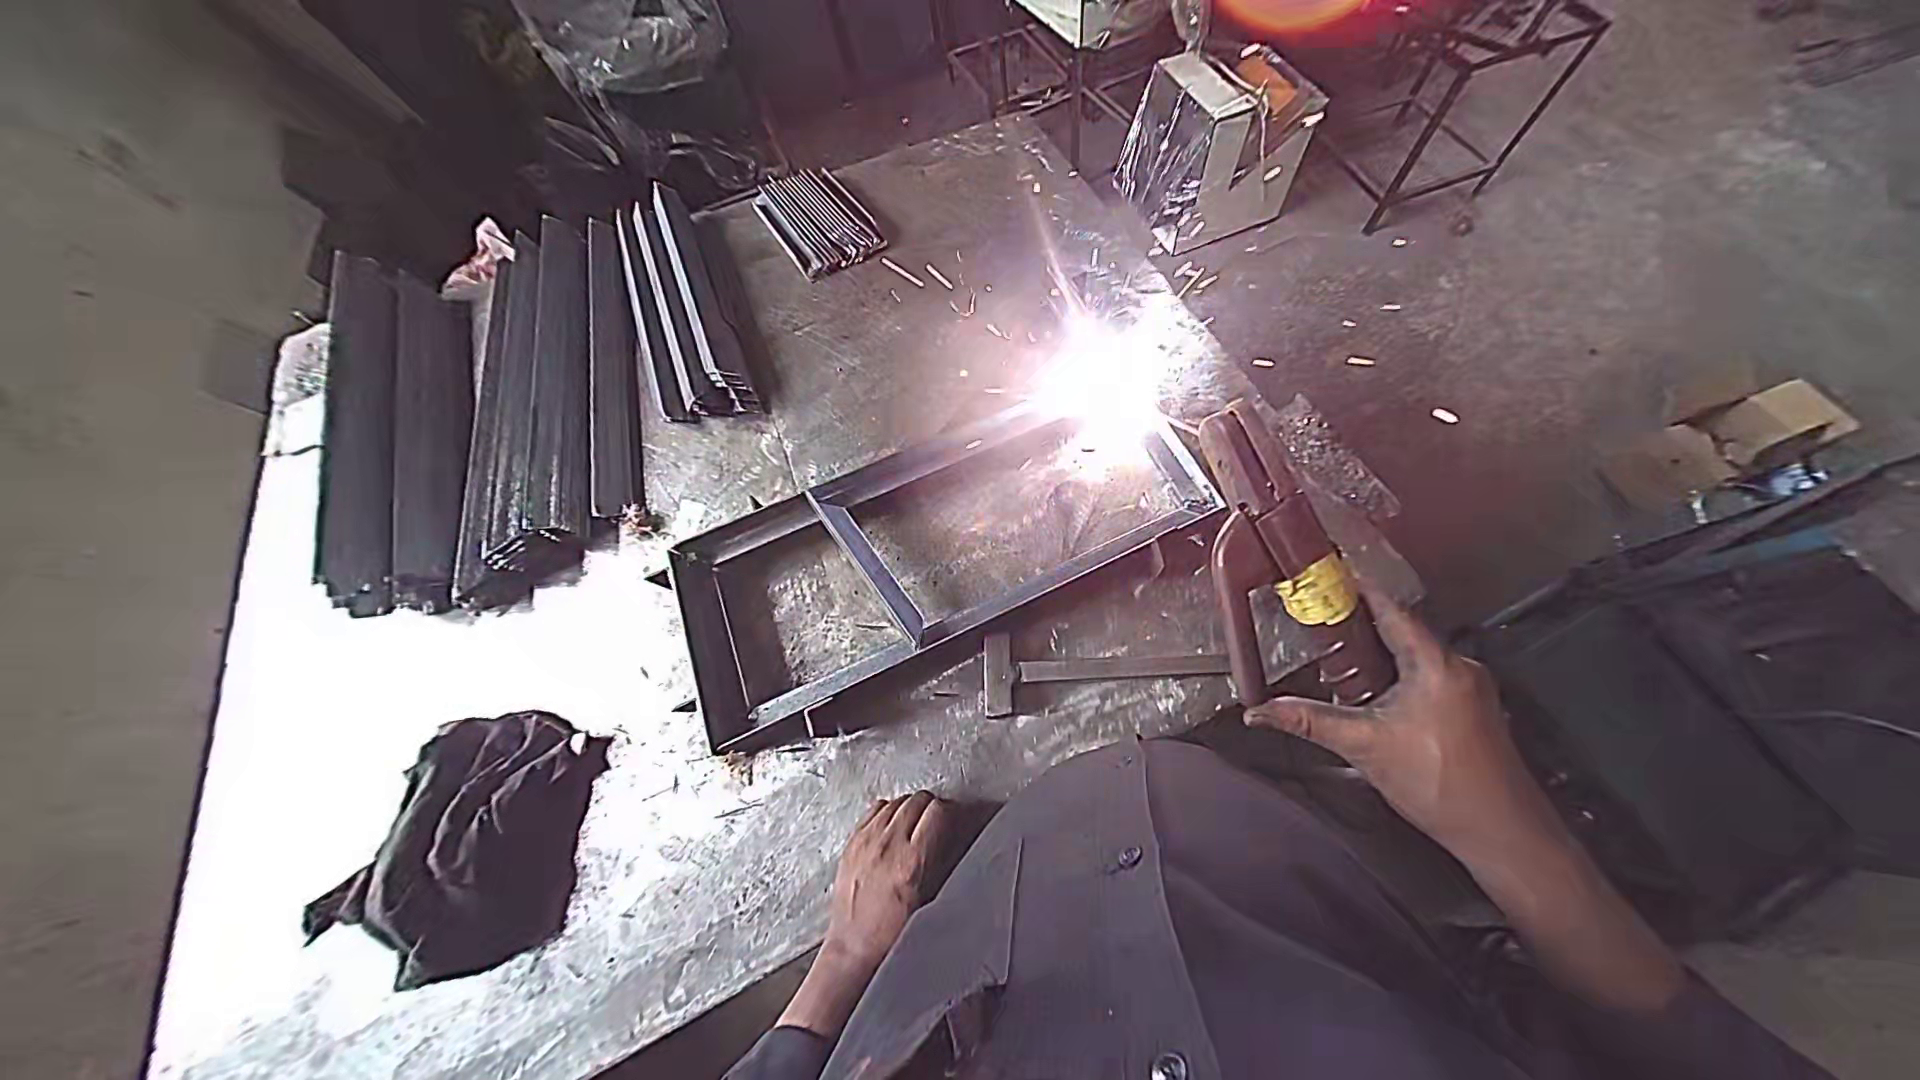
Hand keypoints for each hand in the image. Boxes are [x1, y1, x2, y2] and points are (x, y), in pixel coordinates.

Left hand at [824, 791, 947, 969]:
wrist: (854, 949)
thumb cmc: (893, 934)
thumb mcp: (929, 900)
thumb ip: (942, 862)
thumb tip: (956, 834)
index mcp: (912, 862)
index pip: (937, 811)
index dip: (950, 812)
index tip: (955, 819)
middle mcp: (888, 845)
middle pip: (918, 800)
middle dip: (932, 807)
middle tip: (937, 822)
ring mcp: (867, 840)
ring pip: (897, 801)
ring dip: (910, 808)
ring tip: (915, 825)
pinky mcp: (852, 841)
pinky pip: (875, 809)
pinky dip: (888, 812)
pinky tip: (892, 826)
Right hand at [1246, 585, 1559, 859]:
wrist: (1505, 836)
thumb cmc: (1447, 787)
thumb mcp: (1363, 746)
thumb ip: (1308, 721)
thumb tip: (1261, 711)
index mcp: (1437, 666)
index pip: (1392, 610)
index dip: (1359, 588)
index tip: (1331, 573)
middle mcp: (1459, 669)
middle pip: (1401, 628)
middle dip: (1358, 619)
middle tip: (1318, 613)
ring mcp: (1468, 689)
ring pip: (1413, 652)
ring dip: (1376, 647)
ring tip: (1334, 648)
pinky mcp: (1468, 708)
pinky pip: (1424, 672)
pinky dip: (1393, 669)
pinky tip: (1369, 687)